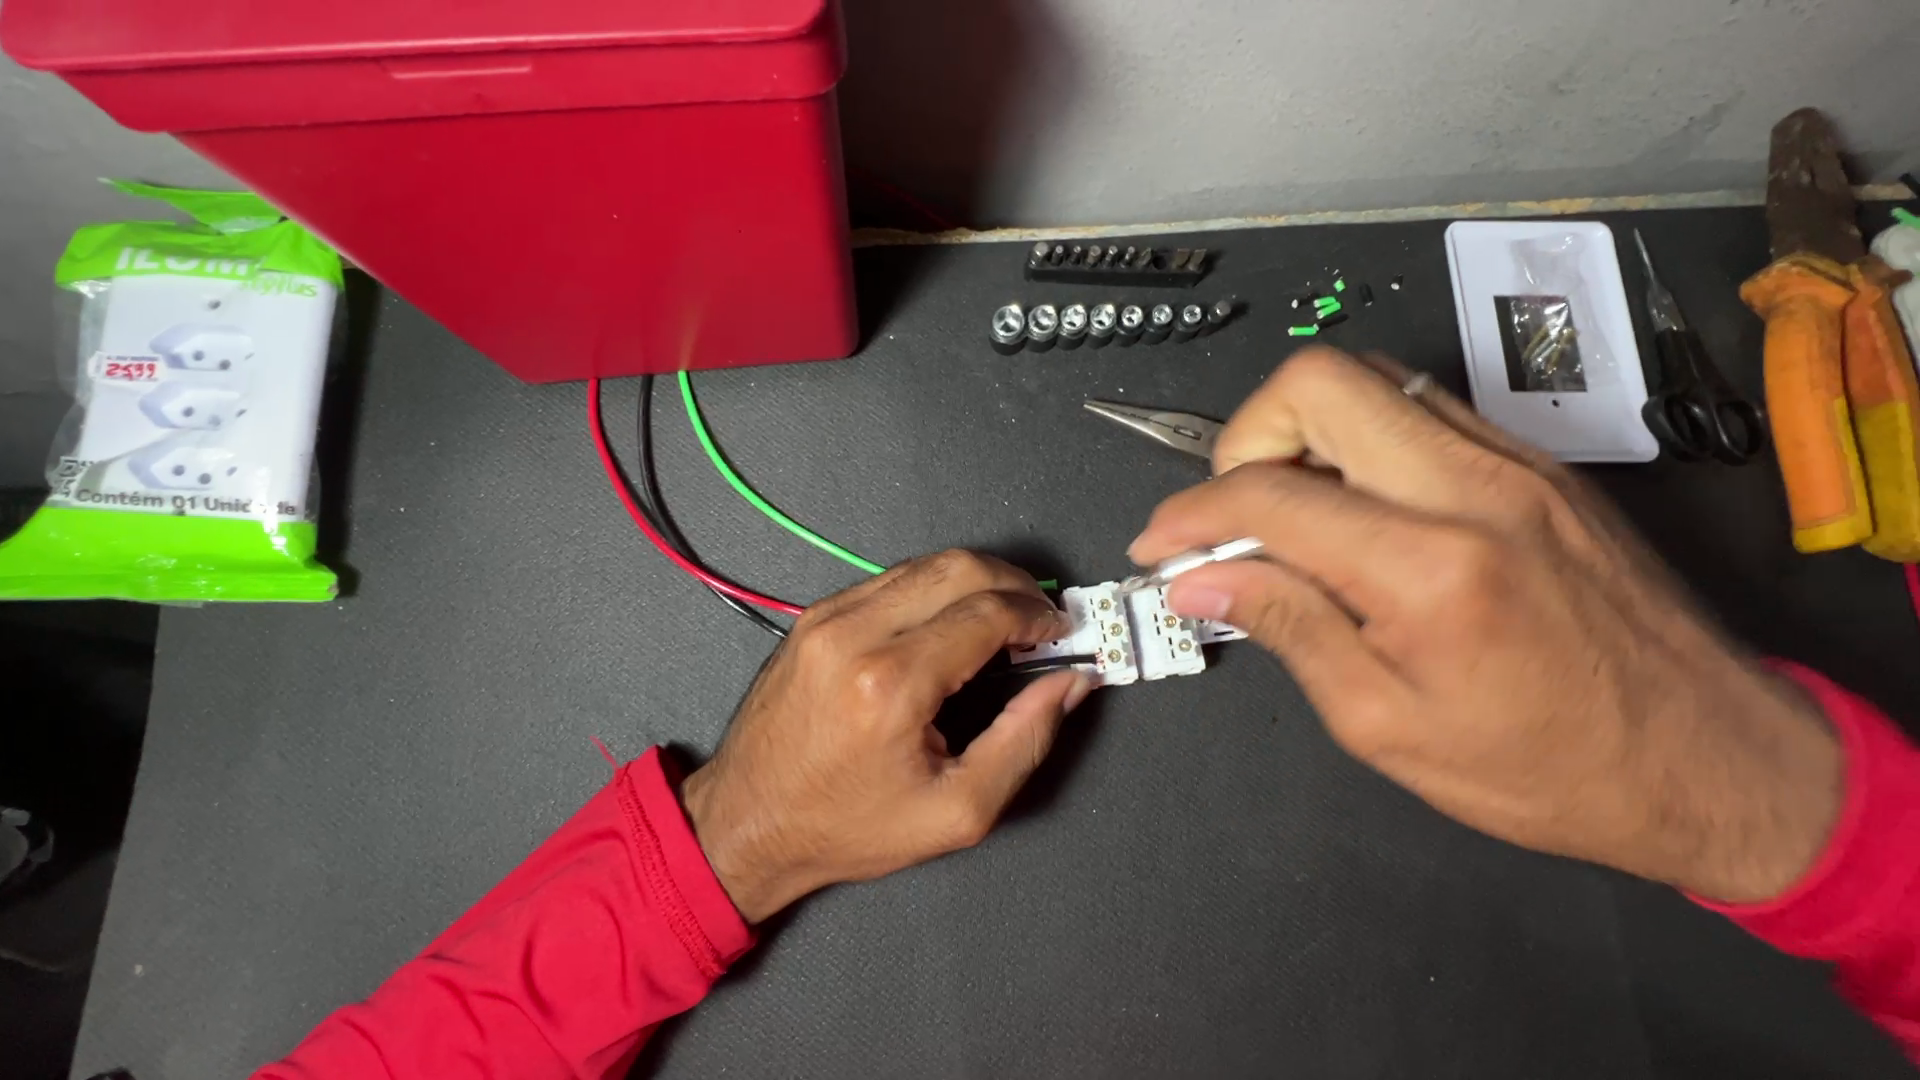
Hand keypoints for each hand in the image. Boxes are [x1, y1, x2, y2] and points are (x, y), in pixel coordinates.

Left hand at [681, 551, 1091, 922]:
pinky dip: (935, 587)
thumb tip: (1072, 681)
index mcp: (892, 682)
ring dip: (976, 578)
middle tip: (1039, 616)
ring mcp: (828, 616)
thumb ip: (1025, 740)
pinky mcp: (814, 615)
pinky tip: (953, 618)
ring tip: (1004, 615)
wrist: (746, 822)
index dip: (1036, 615)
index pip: (987, 613)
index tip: (1061, 631)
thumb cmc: (851, 827)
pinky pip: (891, 579)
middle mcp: (856, 631)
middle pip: (958, 567)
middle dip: (1013, 582)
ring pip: (925, 564)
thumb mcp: (957, 811)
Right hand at [1130, 348, 1841, 902]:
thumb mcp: (1383, 723)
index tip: (1158, 548)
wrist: (1719, 760)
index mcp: (1431, 568)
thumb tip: (1198, 578)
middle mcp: (1473, 487)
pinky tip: (1350, 512)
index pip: (1269, 495)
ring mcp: (1511, 461)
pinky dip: (1353, 442)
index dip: (1188, 515)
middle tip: (1234, 515)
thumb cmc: (1544, 767)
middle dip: (1243, 440)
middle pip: (1315, 382)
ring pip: (1365, 380)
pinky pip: (1413, 410)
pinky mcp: (1532, 462)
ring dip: (1298, 434)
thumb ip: (1286, 627)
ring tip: (1287, 513)